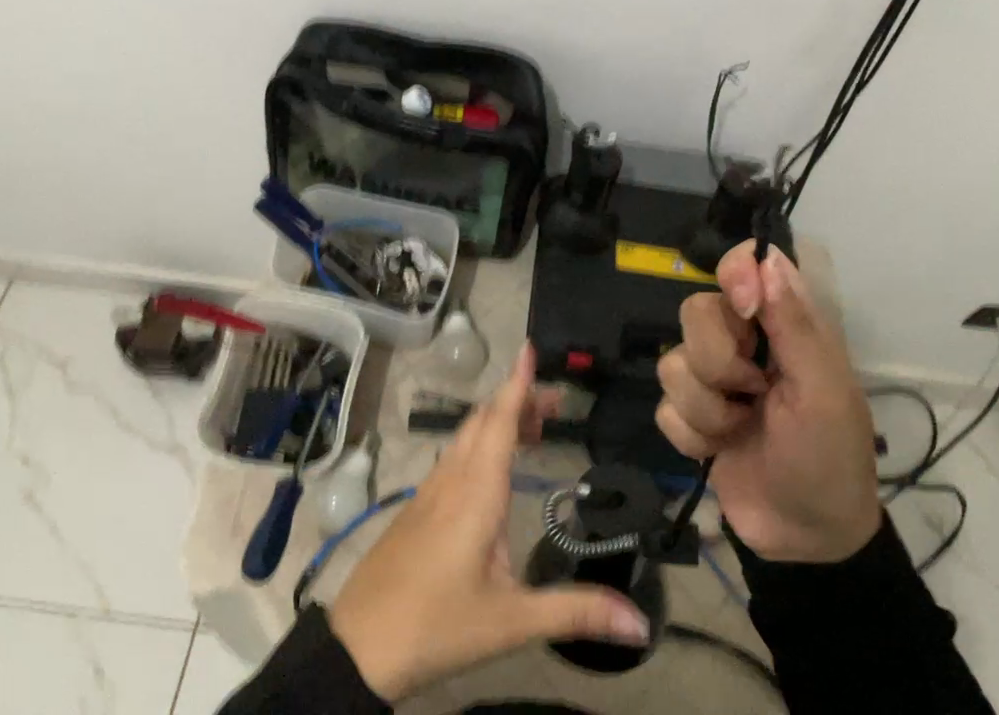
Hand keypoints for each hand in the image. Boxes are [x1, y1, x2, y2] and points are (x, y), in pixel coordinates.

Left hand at [328, 346, 649, 701]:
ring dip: (495, 423)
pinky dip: (477, 447)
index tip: (529, 349)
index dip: (517, 386)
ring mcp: (425, 497)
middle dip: (515, 402)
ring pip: (462, 441)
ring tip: (530, 428)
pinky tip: (487, 472)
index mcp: (475, 495)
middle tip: (554, 403)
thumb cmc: (435, 626)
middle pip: (481, 424)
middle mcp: (449, 484)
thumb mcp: (511, 623)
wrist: (356, 649)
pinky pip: (450, 462)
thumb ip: (576, 613)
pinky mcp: (413, 514)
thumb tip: (641, 621)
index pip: (499, 424)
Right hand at [656, 242, 882, 563]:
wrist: (805, 535)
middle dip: (718, 362)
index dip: (734, 275)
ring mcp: (713, 382)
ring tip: (742, 429)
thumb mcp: (825, 391)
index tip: (743, 310)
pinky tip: (720, 450)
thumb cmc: (828, 457)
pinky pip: (664, 407)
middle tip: (754, 391)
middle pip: (695, 312)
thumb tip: (767, 258)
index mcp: (784, 326)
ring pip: (672, 364)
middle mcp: (744, 343)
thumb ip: (794, 325)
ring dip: (709, 409)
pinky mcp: (690, 418)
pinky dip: (693, 436)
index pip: (745, 266)